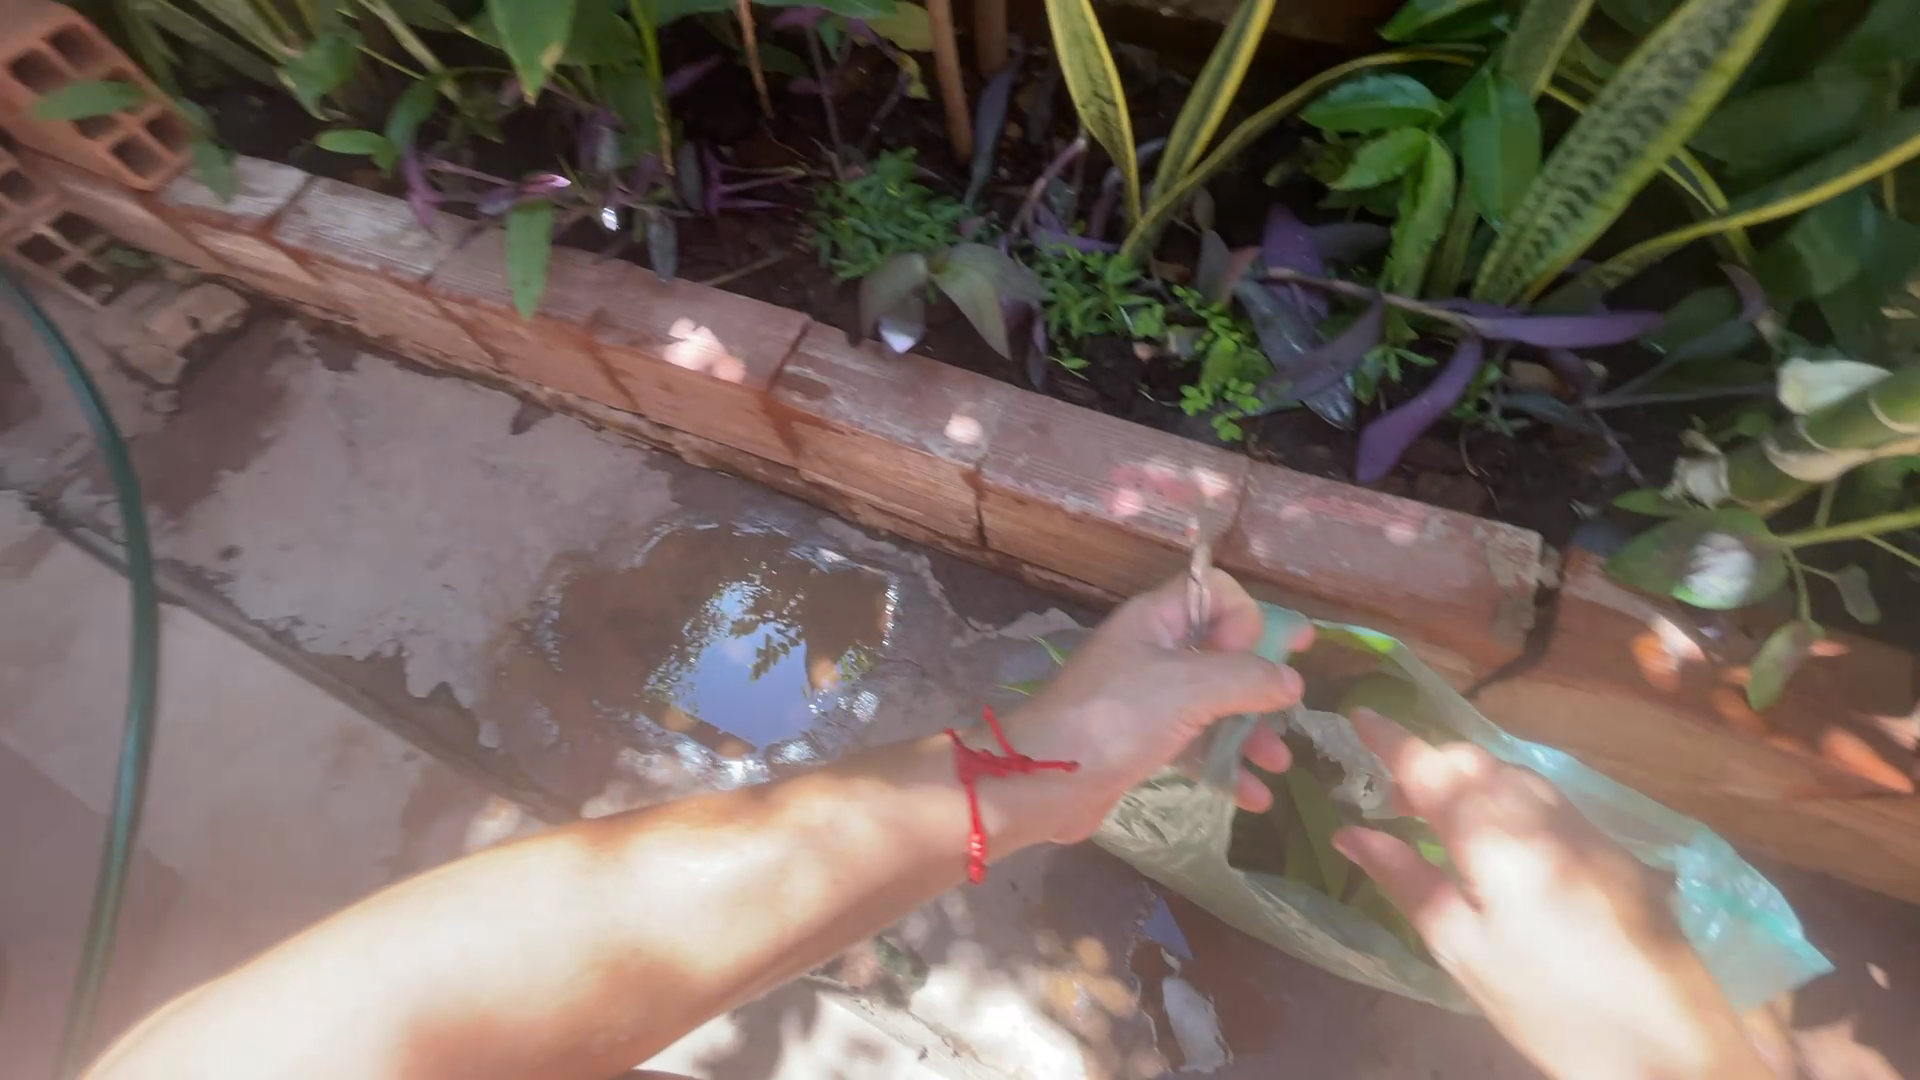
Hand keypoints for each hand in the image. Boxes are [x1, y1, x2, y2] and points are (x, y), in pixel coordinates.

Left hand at [995, 569, 1308, 846]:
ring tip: (1278, 761)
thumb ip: (1246, 677)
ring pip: (1210, 701)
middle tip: (1291, 707)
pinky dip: (1223, 763)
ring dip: (1248, 728)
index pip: (1211, 590)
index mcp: (1155, 620)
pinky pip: (1193, 742)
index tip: (1258, 652)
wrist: (1046, 778)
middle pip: (1218, 648)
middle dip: (1258, 677)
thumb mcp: (1188, 687)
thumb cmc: (1116, 717)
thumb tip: (1290, 680)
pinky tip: (1253, 795)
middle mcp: (1150, 651)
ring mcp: (1144, 697)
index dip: (1245, 614)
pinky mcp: (1140, 739)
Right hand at [1334, 709, 1772, 1079]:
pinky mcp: (1620, 856)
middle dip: (1428, 761)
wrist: (1683, 1066)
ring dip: (1469, 776)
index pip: (1430, 768)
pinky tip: (1503, 837)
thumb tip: (1348, 833)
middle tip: (1396, 801)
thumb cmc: (1551, 1009)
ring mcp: (1590, 835)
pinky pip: (1549, 799)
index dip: (1390, 738)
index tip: (1359, 715)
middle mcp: (1545, 822)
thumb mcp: (1462, 950)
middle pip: (1475, 762)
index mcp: (1498, 843)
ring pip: (1515, 773)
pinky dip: (1508, 795)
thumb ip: (1403, 879)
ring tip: (1444, 816)